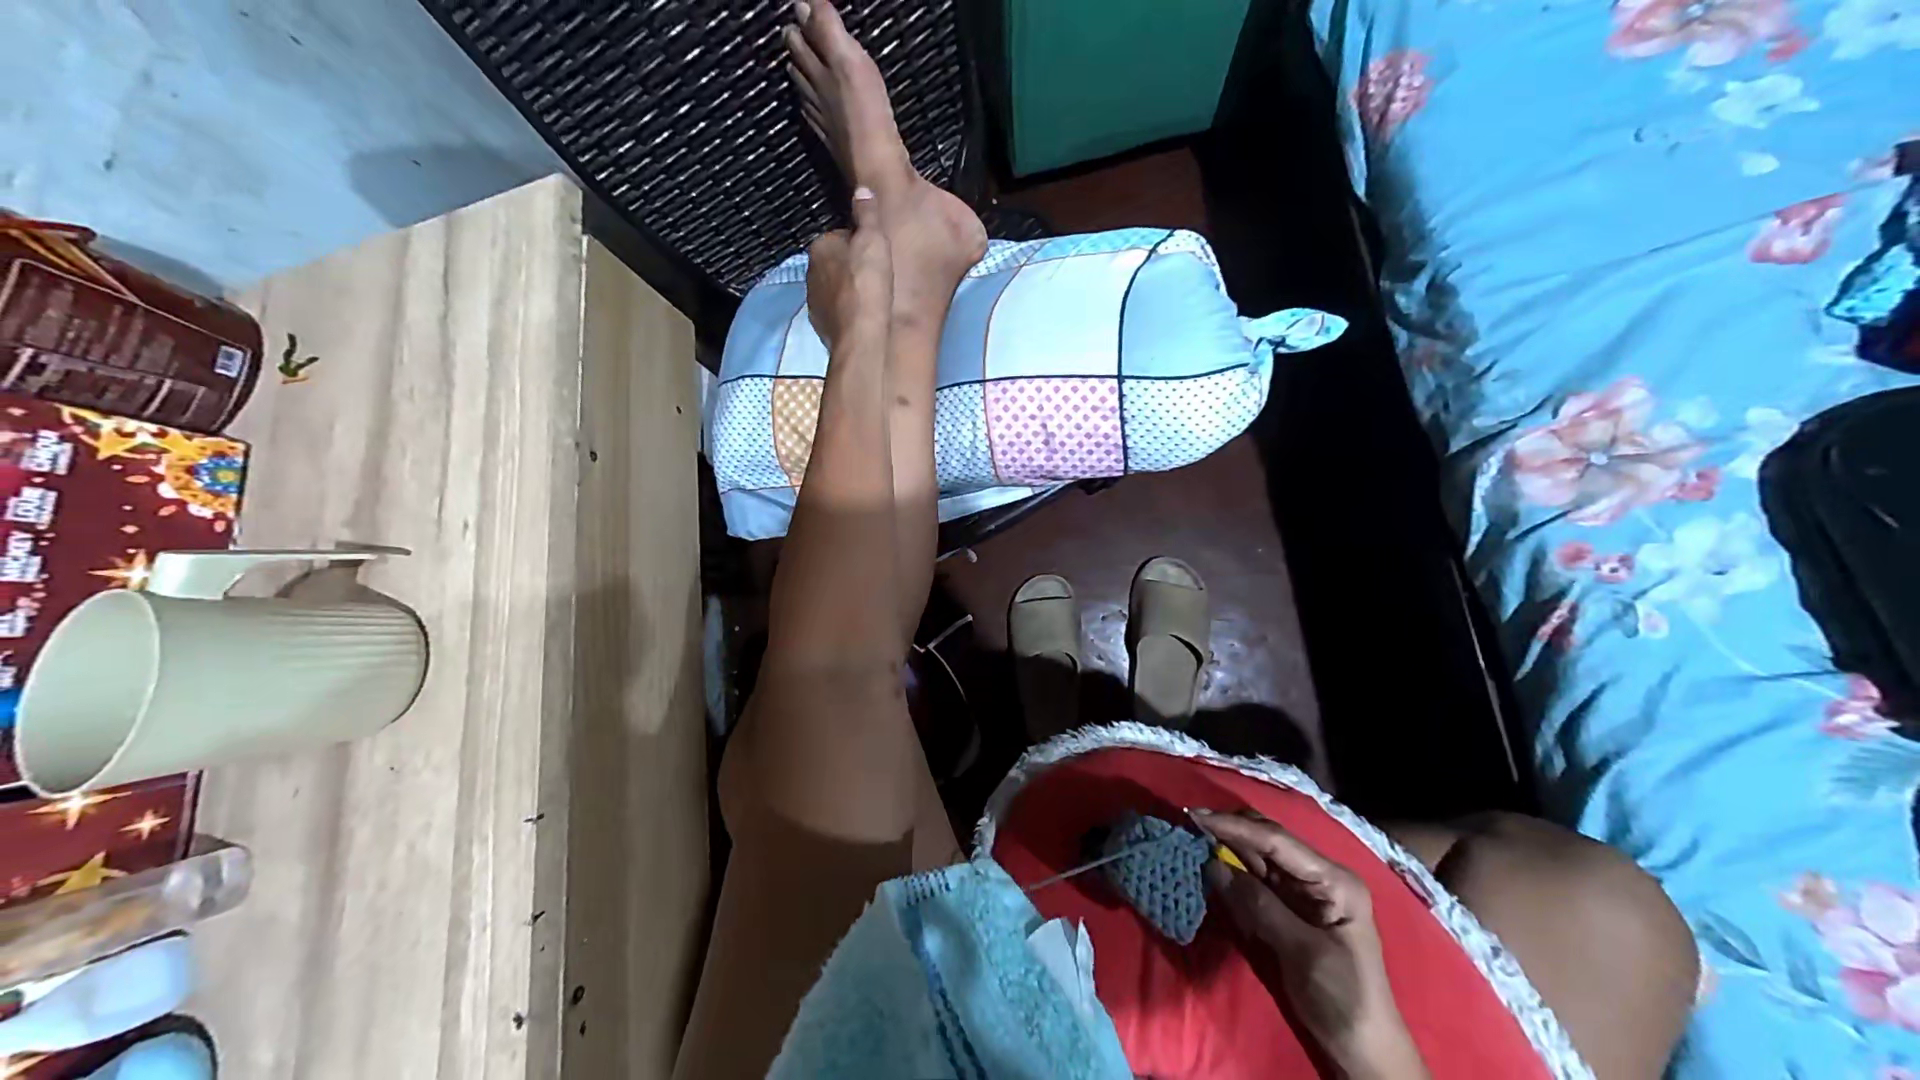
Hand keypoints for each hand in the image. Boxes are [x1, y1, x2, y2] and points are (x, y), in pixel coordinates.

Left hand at [805, 186, 891, 350]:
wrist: (862, 335)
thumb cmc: (869, 283)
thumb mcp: (874, 240)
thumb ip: (867, 213)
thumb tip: (861, 189)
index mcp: (820, 247)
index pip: (839, 237)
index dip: (858, 244)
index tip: (875, 254)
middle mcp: (810, 273)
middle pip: (835, 266)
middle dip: (850, 269)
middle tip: (877, 278)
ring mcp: (814, 303)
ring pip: (834, 292)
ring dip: (848, 294)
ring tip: (873, 301)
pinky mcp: (822, 329)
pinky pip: (837, 315)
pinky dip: (848, 315)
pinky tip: (865, 320)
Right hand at [1196, 809, 1429, 1079]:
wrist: (1363, 1049)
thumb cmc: (1343, 998)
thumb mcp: (1302, 952)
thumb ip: (1258, 905)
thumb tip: (1212, 866)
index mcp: (1333, 880)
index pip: (1276, 840)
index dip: (1234, 826)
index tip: (1195, 816)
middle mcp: (1318, 875)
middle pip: (1267, 838)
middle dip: (1229, 828)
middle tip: (1188, 823)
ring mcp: (1302, 890)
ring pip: (1257, 853)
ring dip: (1225, 844)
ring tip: (1191, 835)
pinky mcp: (1287, 906)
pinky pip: (1253, 876)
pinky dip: (1230, 867)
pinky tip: (1209, 860)